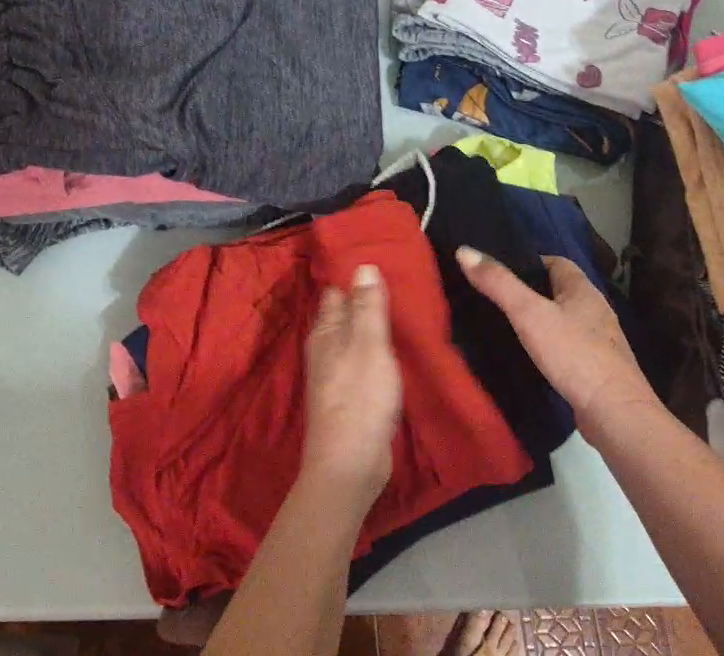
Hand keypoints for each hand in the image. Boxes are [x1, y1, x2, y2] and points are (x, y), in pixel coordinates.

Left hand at [301, 264, 402, 503]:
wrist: (349, 464)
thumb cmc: (359, 398)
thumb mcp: (369, 346)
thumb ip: (368, 308)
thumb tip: (363, 266)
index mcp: (325, 333)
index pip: (335, 293)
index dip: (351, 277)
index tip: (376, 258)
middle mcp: (324, 350)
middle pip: (342, 316)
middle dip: (362, 300)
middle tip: (395, 281)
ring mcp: (335, 375)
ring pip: (351, 340)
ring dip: (369, 327)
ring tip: (398, 311)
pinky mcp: (348, 398)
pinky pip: (360, 362)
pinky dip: (374, 352)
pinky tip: (391, 352)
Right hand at [457, 248, 660, 443]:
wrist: (615, 411)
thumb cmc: (573, 353)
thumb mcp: (529, 313)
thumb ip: (498, 283)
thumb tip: (464, 251)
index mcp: (583, 290)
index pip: (556, 262)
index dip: (528, 263)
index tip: (499, 272)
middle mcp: (596, 310)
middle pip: (559, 291)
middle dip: (531, 291)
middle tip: (496, 298)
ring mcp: (600, 340)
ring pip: (565, 319)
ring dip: (541, 319)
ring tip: (508, 325)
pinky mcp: (598, 367)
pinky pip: (569, 345)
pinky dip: (550, 345)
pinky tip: (532, 356)